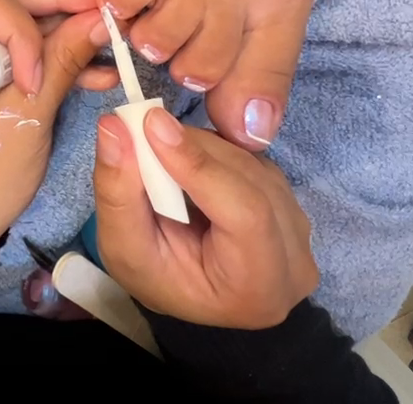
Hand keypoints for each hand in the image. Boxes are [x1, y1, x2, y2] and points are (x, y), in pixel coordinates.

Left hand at [0, 0, 107, 262]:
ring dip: (64, 30)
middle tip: (105, 12)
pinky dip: (56, 53)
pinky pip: (23, 44)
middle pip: (5, 0)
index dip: (24, 28)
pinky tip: (98, 69)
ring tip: (110, 42)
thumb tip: (100, 19)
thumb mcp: (21, 125)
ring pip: (20, 18)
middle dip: (58, 7)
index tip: (39, 79)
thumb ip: (58, 67)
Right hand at [93, 107, 317, 328]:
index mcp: (259, 289)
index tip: (150, 124)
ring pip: (250, 162)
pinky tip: (187, 159)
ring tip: (161, 151)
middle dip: (191, 147)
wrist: (186, 284)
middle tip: (142, 131)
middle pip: (248, 180)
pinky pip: (252, 157)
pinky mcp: (288, 201)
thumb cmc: (155, 275)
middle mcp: (295, 260)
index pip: (244, 214)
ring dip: (200, 145)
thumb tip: (113, 125)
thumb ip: (117, 189)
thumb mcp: (122, 244)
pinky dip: (212, 148)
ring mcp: (299, 229)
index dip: (199, 165)